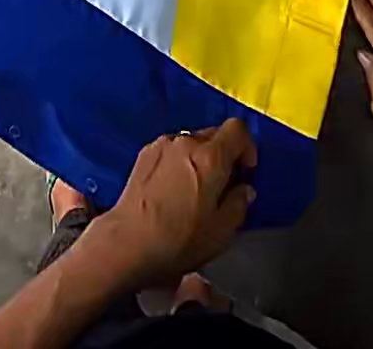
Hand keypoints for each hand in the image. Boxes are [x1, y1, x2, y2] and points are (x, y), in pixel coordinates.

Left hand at [81, 119, 257, 289]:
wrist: (125, 243)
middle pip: (215, 134)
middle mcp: (188, 141)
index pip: (238, 129)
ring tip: (192, 188)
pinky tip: (170, 188)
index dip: (247, 146)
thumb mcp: (220, 233)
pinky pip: (172, 148)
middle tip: (220, 184)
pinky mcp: (145, 153)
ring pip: (192, 141)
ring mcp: (164, 144)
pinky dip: (178, 161)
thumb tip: (245, 190)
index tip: (245, 171)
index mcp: (211, 156)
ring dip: (199, 158)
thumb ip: (239, 205)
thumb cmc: (177, 240)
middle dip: (223, 154)